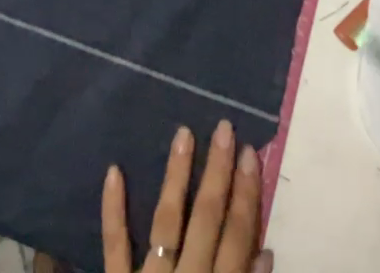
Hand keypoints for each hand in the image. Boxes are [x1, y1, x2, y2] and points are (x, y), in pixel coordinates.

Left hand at [101, 121, 272, 272]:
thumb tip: (266, 252)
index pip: (238, 237)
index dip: (246, 195)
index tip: (248, 153)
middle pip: (205, 221)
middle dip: (216, 174)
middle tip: (222, 127)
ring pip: (165, 222)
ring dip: (176, 177)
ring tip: (183, 134)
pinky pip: (113, 246)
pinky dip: (113, 210)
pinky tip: (114, 171)